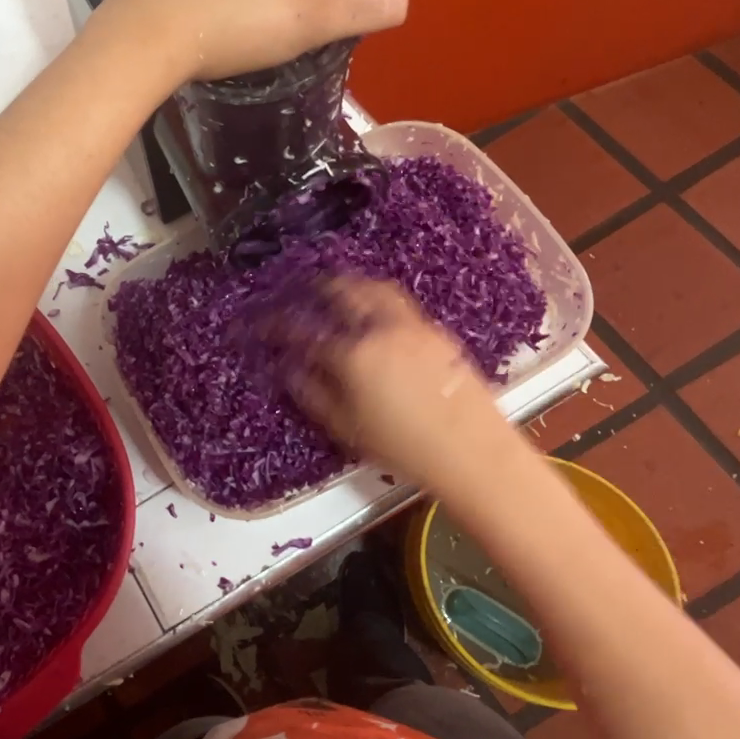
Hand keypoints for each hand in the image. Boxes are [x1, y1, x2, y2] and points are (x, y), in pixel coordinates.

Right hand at [288, 278, 522, 490]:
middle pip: (342, 290)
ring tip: (337, 290)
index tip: (265, 324)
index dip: (278, 324)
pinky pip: (399, 303)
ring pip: (375, 289)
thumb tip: (289, 370)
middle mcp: (380, 330)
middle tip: (301, 290)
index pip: (303, 329)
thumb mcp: (346, 428)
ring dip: (351, 284)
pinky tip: (374, 315)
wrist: (474, 453)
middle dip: (316, 286)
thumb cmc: (405, 448)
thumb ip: (313, 394)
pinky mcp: (436, 332)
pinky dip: (377, 298)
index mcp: (352, 354)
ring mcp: (412, 326)